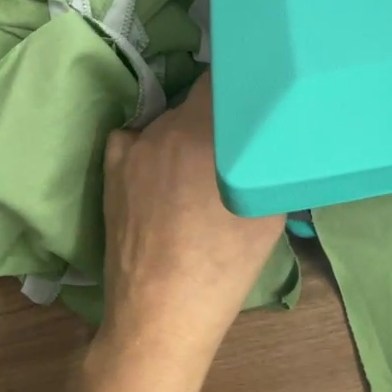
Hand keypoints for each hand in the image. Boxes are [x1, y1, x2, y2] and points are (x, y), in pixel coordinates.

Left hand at [63, 76, 285, 391]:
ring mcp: (135, 146)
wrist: (162, 312)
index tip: (250, 100)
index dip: (238, 84)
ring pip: (168, 121)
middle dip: (214, 116)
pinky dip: (148, 147)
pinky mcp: (112, 167)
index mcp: (208, 131)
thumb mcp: (267, 210)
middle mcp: (168, 126)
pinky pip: (134, 139)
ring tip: (194, 171)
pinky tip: (159, 174)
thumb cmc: (224, 264)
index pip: (222, 79)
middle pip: (197, 101)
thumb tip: (279, 138)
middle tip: (229, 143)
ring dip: (183, 134)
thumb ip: (270, 162)